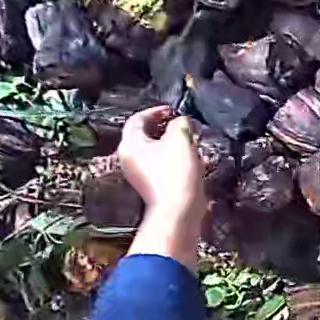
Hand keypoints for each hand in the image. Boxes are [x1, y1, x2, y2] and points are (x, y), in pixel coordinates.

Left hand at [118, 106, 204, 270]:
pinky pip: (160, 163)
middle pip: (145, 134)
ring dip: (171, 142)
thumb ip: (180, 123)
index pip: (138, 119)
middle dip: (165, 127)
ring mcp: (139, 173)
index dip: (157, 111)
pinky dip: (173, 156)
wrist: (178, 209)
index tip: (173, 110)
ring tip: (189, 139)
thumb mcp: (181, 138)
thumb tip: (180, 121)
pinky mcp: (152, 184)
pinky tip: (189, 158)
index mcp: (131, 144)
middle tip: (182, 123)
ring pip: (154, 149)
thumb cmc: (176, 174)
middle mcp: (130, 158)